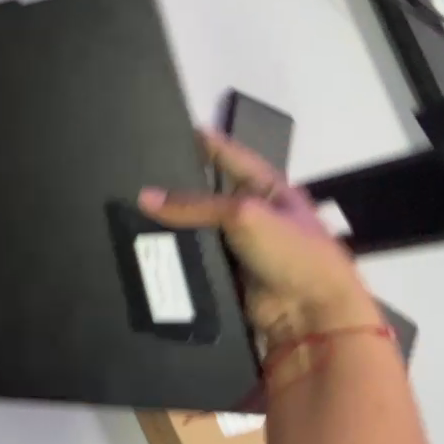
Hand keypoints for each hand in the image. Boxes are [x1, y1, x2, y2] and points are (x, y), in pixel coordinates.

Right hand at [140, 129, 379, 345]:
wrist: (312, 316)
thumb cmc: (292, 254)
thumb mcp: (243, 215)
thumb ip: (192, 204)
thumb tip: (142, 197)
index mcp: (273, 192)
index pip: (234, 157)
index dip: (209, 142)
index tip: (177, 127)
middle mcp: (257, 213)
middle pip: (209, 190)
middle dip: (179, 182)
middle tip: (140, 167)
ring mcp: (241, 243)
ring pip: (197, 222)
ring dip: (172, 218)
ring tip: (130, 199)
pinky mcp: (225, 268)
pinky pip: (192, 250)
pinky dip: (172, 245)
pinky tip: (143, 233)